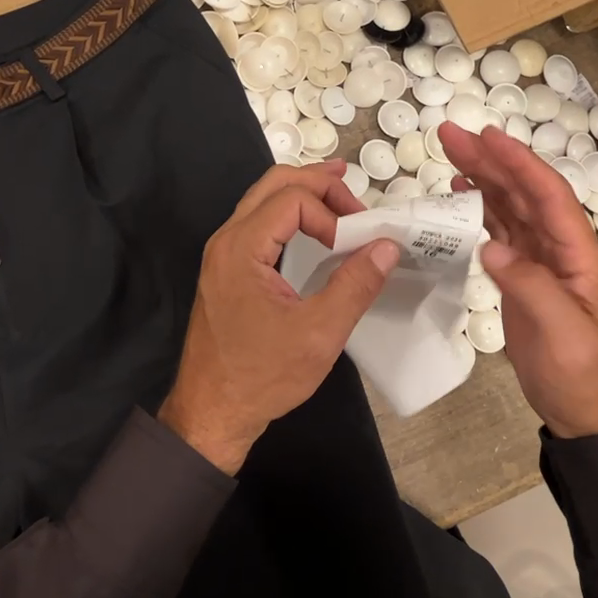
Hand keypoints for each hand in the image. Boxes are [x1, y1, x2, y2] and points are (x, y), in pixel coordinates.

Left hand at [159, 161, 399, 473]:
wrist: (211, 413)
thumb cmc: (261, 377)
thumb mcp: (318, 334)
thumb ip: (355, 285)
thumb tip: (387, 246)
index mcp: (241, 248)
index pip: (293, 200)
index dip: (331, 213)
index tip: (356, 246)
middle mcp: (226, 240)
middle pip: (273, 184)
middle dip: (317, 183)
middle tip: (355, 197)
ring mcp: (222, 254)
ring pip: (263, 199)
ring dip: (303, 192)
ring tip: (339, 192)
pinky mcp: (226, 269)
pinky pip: (258, 222)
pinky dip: (289, 213)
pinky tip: (312, 225)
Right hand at [439, 122, 597, 438]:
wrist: (581, 410)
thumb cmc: (581, 373)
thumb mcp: (563, 333)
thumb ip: (529, 285)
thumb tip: (489, 245)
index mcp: (580, 255)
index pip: (550, 197)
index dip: (520, 164)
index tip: (488, 137)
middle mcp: (561, 247)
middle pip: (525, 192)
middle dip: (492, 160)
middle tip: (452, 135)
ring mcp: (540, 259)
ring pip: (510, 206)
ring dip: (483, 176)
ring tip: (451, 152)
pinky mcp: (522, 273)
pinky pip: (500, 229)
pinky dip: (480, 207)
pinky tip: (462, 192)